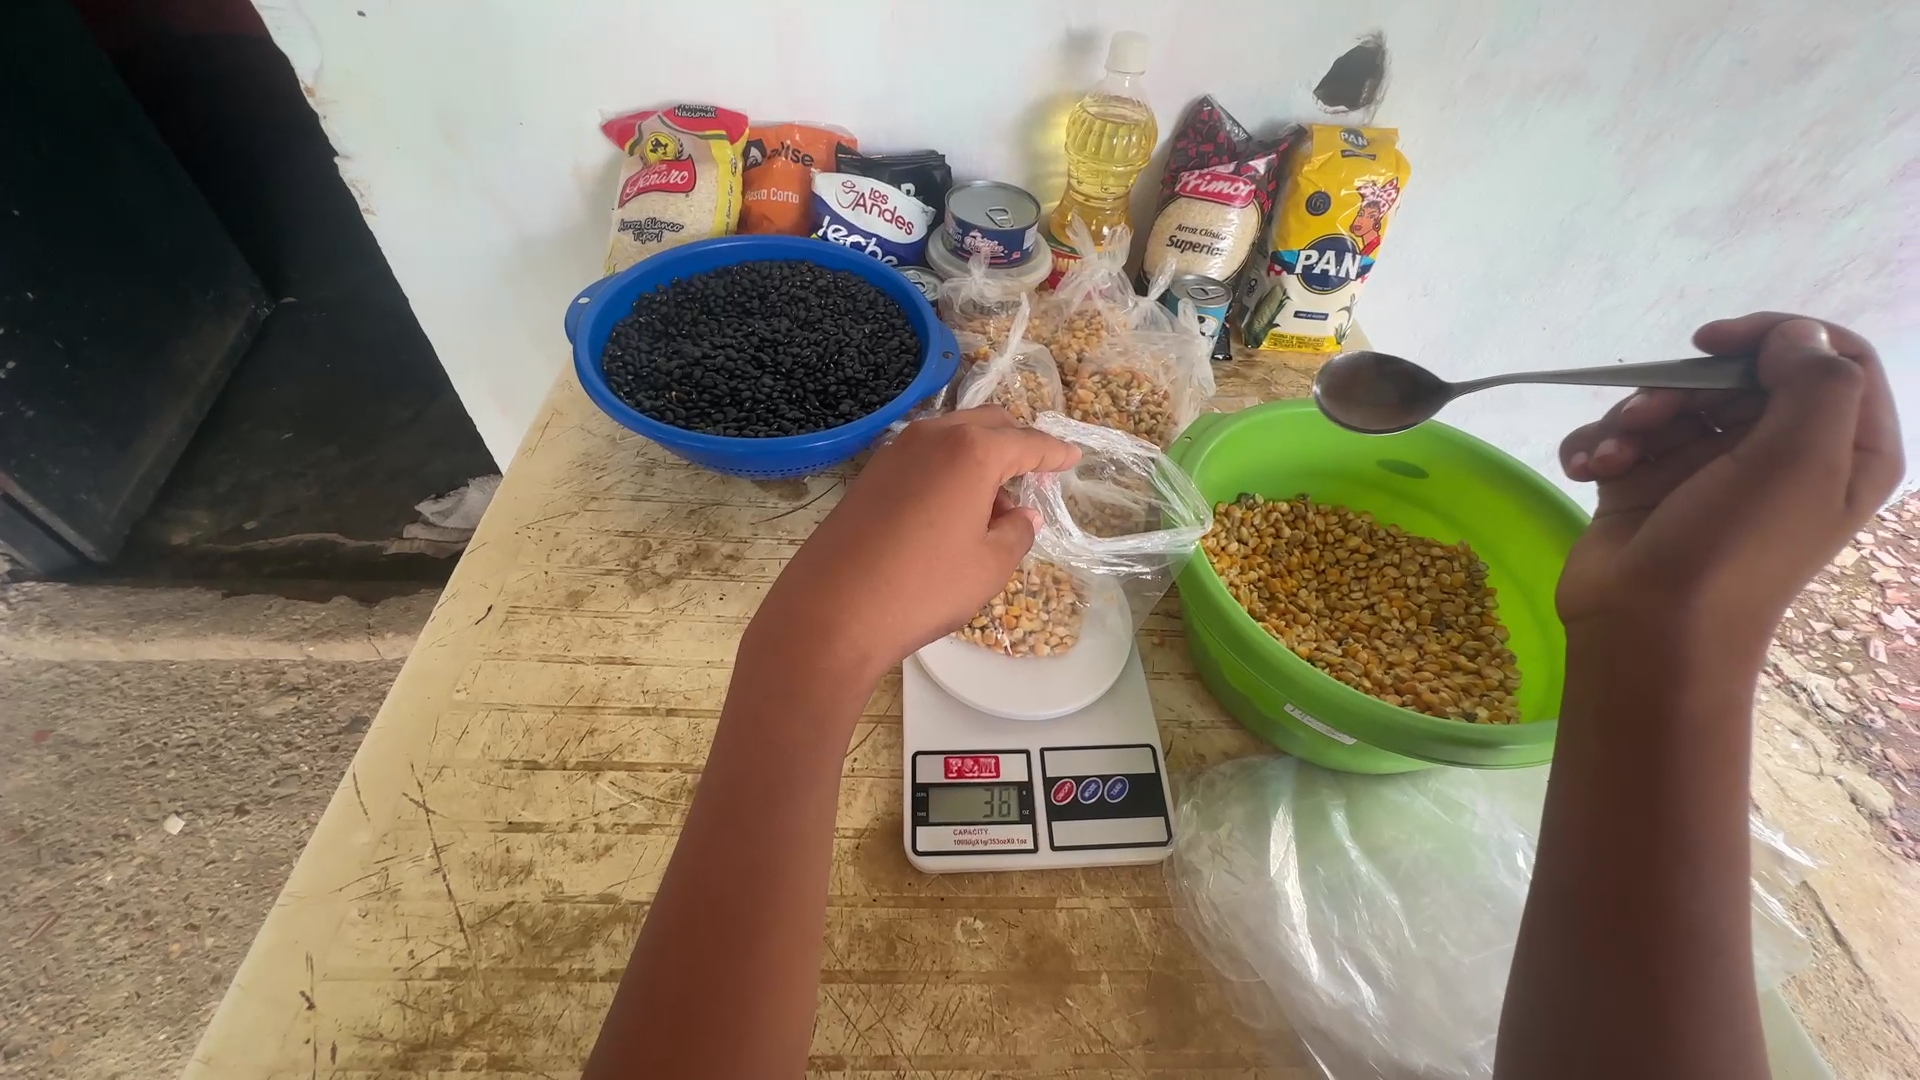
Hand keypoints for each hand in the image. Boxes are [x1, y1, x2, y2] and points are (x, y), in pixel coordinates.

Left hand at [746, 407, 1079, 684]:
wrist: (832, 609)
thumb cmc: (923, 587)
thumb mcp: (989, 566)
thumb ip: (1017, 532)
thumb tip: (1022, 515)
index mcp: (972, 451)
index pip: (1027, 442)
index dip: (1054, 452)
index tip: (1072, 458)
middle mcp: (932, 436)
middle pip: (988, 424)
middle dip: (1016, 445)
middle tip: (1031, 480)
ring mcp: (894, 451)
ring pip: (952, 437)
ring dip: (979, 459)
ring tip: (990, 509)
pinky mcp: (870, 474)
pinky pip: (923, 457)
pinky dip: (947, 470)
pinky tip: (949, 511)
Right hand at [1555, 313, 1901, 652]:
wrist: (1648, 623)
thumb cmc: (1734, 547)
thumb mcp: (1799, 463)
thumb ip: (1814, 385)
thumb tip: (1789, 336)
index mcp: (1837, 448)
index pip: (1824, 359)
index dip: (1770, 336)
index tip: (1707, 340)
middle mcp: (1771, 454)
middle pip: (1728, 381)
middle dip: (1676, 390)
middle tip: (1646, 418)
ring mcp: (1699, 472)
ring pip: (1661, 410)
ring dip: (1624, 423)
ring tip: (1609, 458)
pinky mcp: (1637, 487)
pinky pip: (1612, 442)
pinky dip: (1592, 448)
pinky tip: (1583, 470)